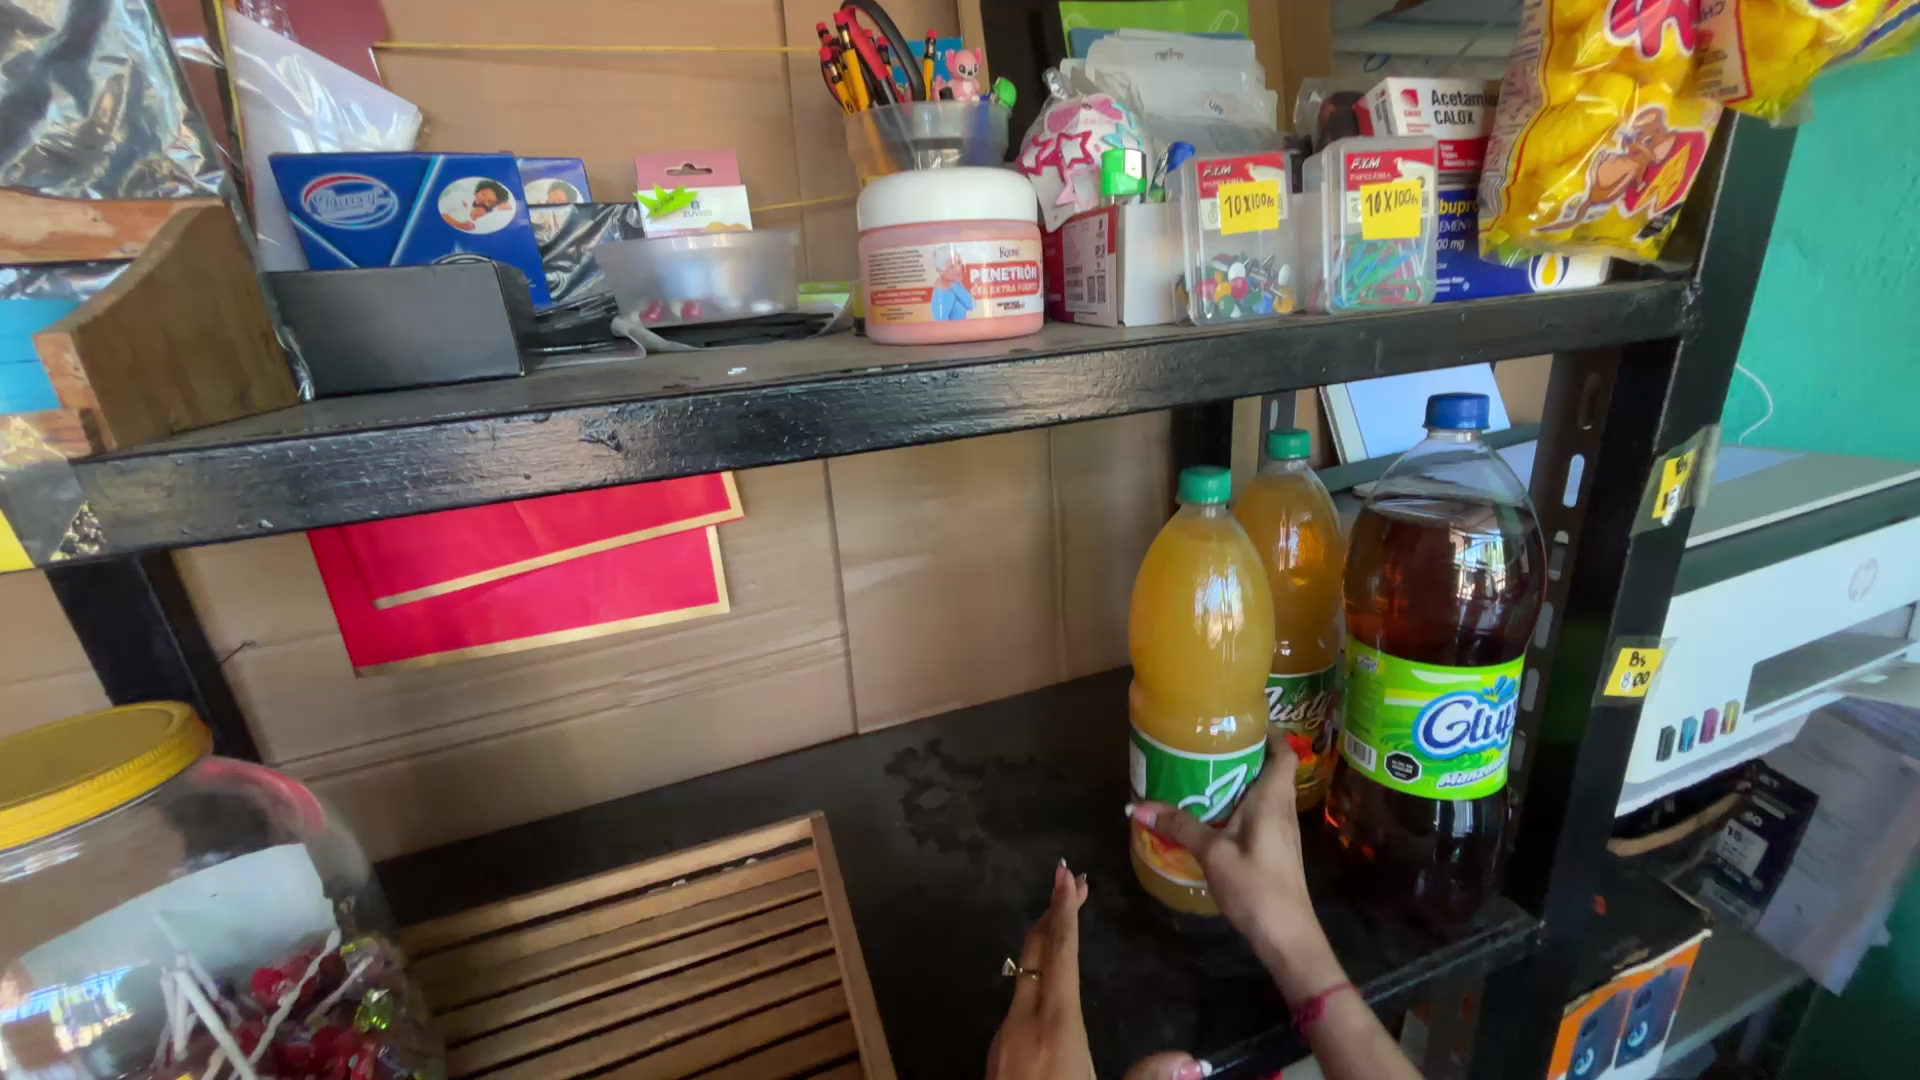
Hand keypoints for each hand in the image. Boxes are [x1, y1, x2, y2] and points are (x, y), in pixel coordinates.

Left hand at [985, 861, 1093, 1079]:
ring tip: (1065, 924)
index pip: (1059, 952)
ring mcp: (1003, 1039)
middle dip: (1054, 912)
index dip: (1065, 909)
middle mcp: (1021, 1023)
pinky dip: (1036, 976)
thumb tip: (1192, 1060)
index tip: (1066, 873)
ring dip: (1044, 943)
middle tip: (1073, 883)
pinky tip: (1049, 985)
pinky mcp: (996, 1057)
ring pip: (1023, 973)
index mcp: (1053, 1028)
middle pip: (1035, 950)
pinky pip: (1018, 999)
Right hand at [1126, 733, 1345, 1003]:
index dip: (1268, 733)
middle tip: (1206, 743)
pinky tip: (1211, 813)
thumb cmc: (1257, 887)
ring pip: (1263, 793)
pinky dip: (1237, 805)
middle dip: (1243, 753)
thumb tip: (1137, 805)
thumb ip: (1179, 825)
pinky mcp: (1274, 851)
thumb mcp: (1213, 853)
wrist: (1288, 940)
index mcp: (1273, 800)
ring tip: (1202, 771)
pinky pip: (1257, 814)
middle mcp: (1282, 810)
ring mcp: (1280, 833)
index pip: (1283, 753)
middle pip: (1270, 769)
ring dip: (1238, 780)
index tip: (1239, 720)